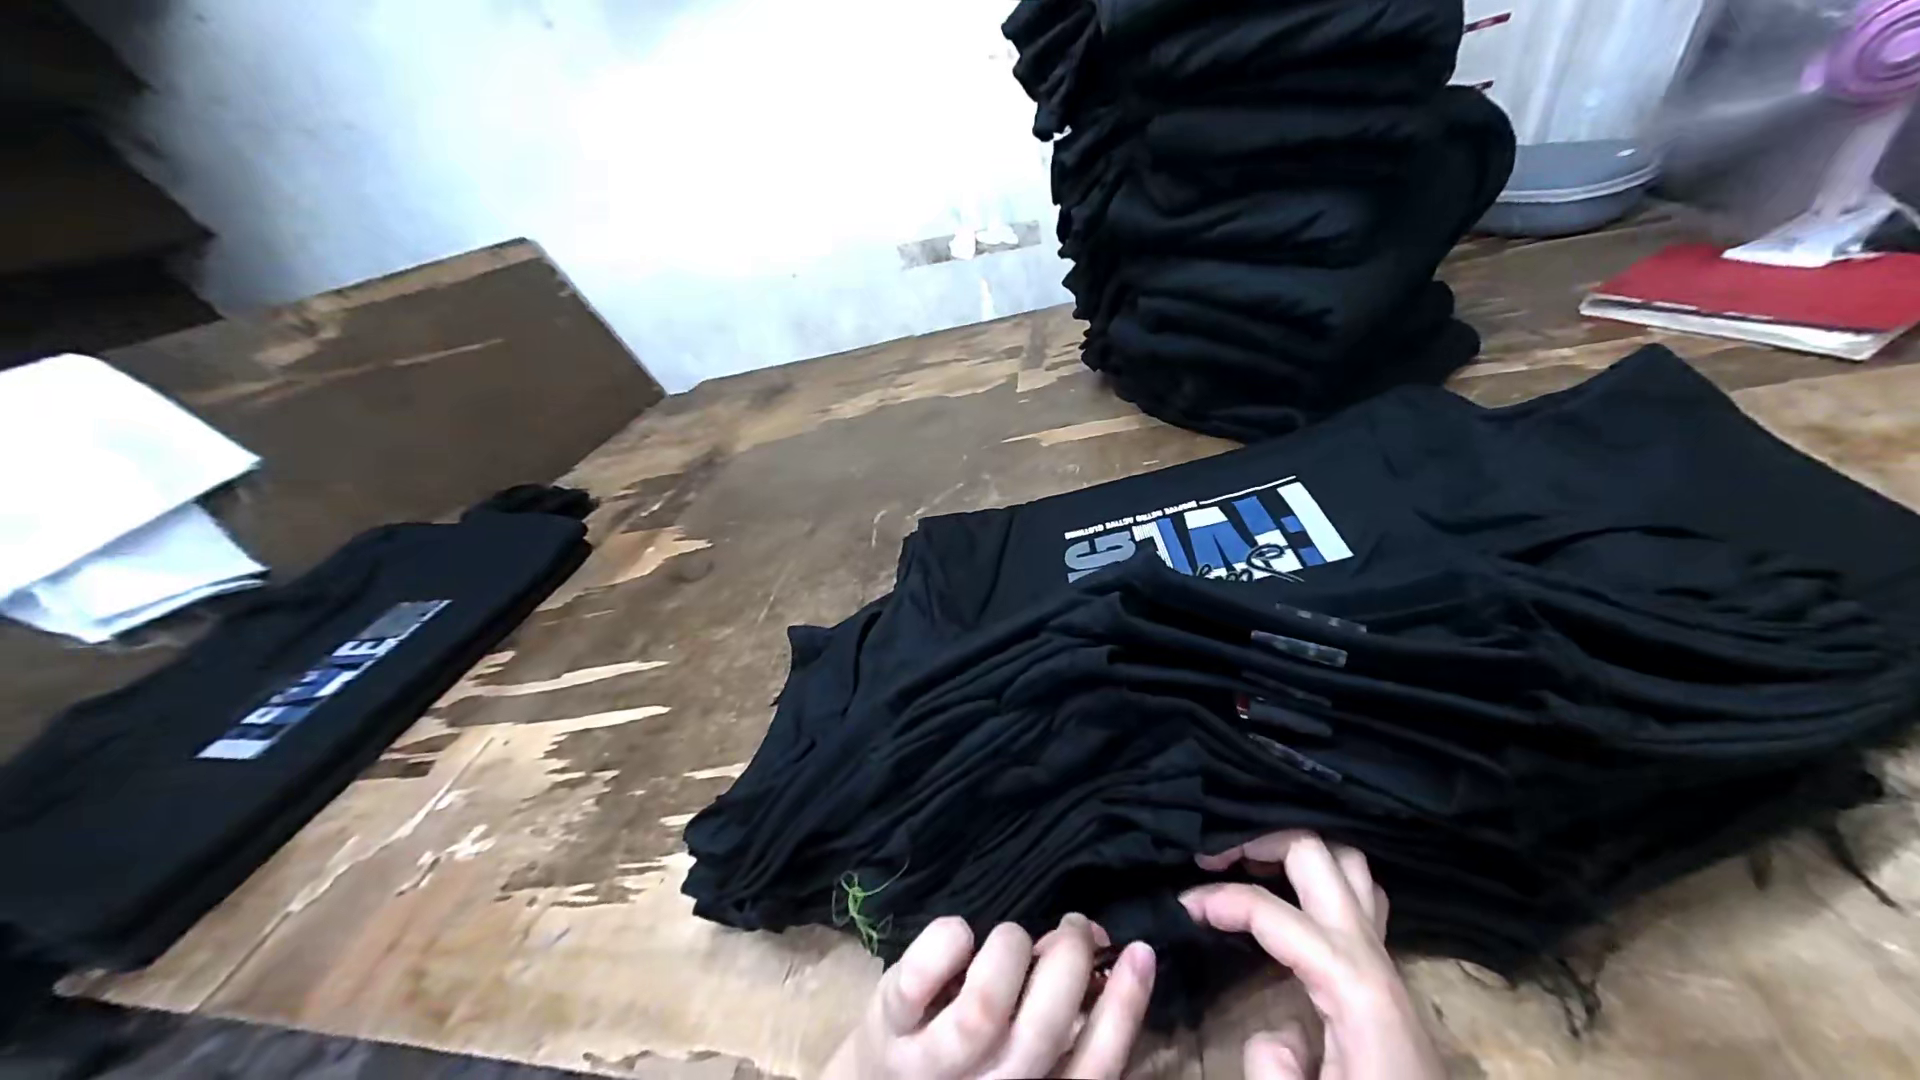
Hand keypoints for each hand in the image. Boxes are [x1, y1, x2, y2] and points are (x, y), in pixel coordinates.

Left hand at [822, 913, 1155, 1079]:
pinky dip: (946, 942)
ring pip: (985, 1006)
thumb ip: (1055, 1011)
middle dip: (1069, 959)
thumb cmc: (960, 1059)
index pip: (1093, 1069)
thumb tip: (1096, 949)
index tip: (1139, 949)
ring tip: (1010, 938)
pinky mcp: (888, 1024)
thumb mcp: (1016, 1051)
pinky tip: (960, 931)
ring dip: (1010, 949)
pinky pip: (916, 980)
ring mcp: (932, 1062)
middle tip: (1072, 928)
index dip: (1123, 1007)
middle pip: (1045, 1030)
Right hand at [1185, 832, 1442, 1079]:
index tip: (1184, 906)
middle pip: (1317, 857)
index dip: (1221, 899)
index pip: (1274, 911)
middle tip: (1212, 856)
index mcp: (1352, 983)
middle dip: (1258, 842)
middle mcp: (1372, 955)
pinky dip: (1321, 875)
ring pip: (1347, 863)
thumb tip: (1274, 1034)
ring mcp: (1384, 958)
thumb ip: (1271, 1066)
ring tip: (1250, 862)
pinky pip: (1358, 894)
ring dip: (1295, 851)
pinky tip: (1291, 894)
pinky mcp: (1384, 971)